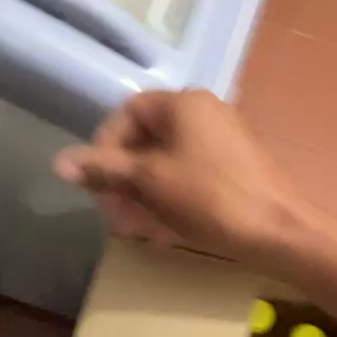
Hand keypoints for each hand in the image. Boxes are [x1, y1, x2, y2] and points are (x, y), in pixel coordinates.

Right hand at [52, 89, 316, 265]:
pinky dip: (170, 200)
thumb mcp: (149, 182)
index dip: (105, 147)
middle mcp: (205, 112)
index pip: (128, 112)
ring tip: (136, 229)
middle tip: (113, 215)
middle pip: (146, 139)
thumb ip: (103, 169)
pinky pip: (190, 177)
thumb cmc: (209, 198)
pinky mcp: (235, 168)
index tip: (97, 183)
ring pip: (167, 163)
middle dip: (124, 179)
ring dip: (143, 195)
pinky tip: (165, 232)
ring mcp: (223, 141)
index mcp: (184, 104)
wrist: (278, 232)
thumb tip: (58, 162)